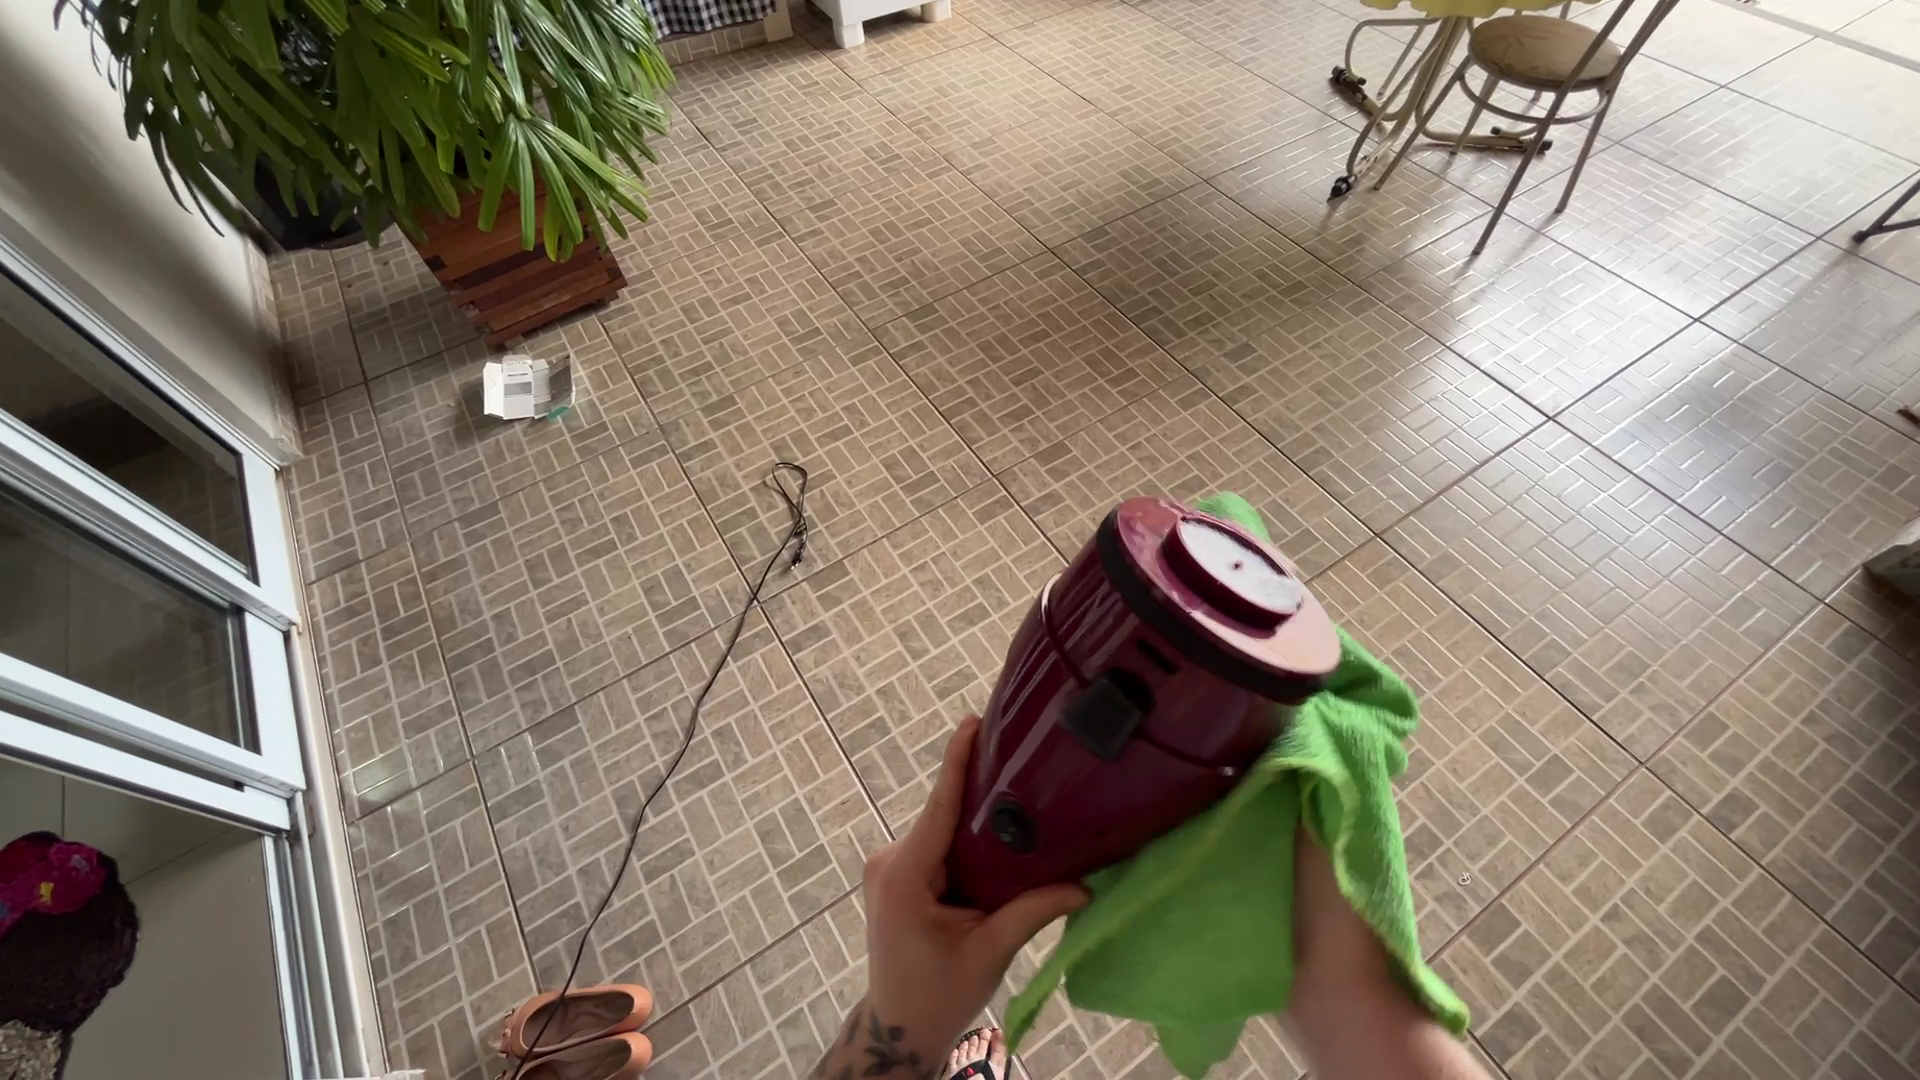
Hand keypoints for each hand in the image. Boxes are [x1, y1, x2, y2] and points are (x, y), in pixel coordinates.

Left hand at [855, 715, 1090, 1066]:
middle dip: (976, 791)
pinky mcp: (896, 873)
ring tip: (1014, 797)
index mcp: (905, 875)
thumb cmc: (939, 993)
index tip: (970, 722)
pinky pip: (934, 843)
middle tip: (1016, 757)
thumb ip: (1032, 912)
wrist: (899, 1024)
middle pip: (941, 814)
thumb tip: (1085, 886)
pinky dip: (961, 839)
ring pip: (939, 829)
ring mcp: (888, 865)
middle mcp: (889, 860)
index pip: (938, 807)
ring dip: (971, 820)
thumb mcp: (989, 951)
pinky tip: (992, 835)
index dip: (955, 761)